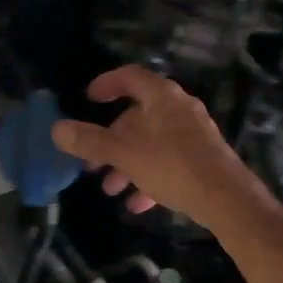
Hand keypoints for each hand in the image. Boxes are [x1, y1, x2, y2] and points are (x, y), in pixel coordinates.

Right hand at [50, 66, 274, 227]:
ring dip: (127, 166)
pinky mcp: (202, 161)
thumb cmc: (172, 166)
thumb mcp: (124, 154)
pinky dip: (150, 179)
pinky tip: (138, 204)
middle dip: (111, 142)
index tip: (89, 99)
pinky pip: (169, 165)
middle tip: (92, 165)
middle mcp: (179, 109)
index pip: (130, 77)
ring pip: (151, 146)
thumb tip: (57, 130)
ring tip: (111, 190)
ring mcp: (193, 135)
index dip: (106, 85)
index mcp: (161, 97)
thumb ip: (90, 142)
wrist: (225, 197)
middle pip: (138, 118)